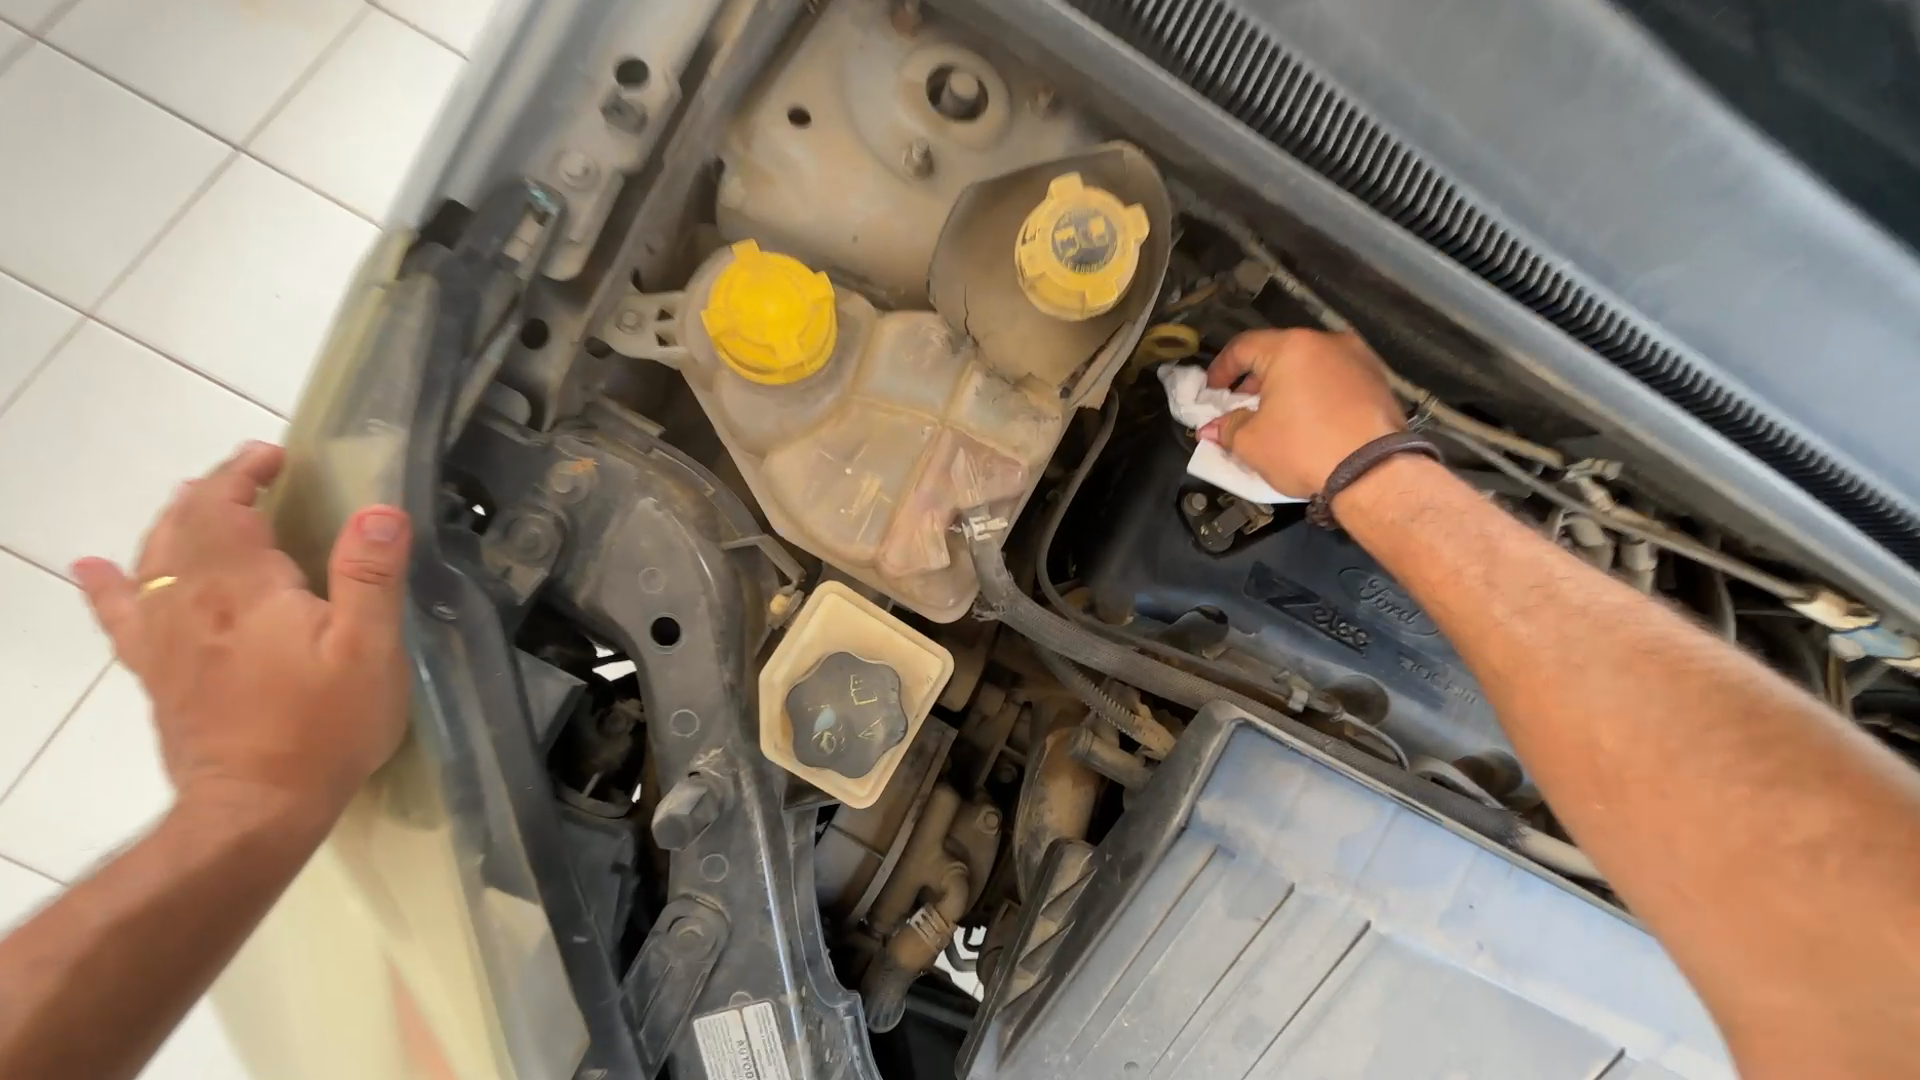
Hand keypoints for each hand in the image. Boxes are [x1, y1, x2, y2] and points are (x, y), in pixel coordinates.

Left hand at [71, 442, 413, 826]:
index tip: (276, 456)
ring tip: (197, 502)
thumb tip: (378, 511)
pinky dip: (108, 585)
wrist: (257, 806)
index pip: (224, 509)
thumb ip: (370, 577)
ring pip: (152, 560)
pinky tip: (96, 569)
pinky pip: (119, 615)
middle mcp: (188, 603)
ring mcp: (163, 638)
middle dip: (213, 490)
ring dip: (173, 522)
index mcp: (242, 590)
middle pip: (183, 527)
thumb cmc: (326, 724)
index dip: (244, 474)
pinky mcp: (157, 671)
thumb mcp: (370, 648)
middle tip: (254, 474)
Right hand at [1198, 328, 1406, 496]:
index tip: (1212, 390)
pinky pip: (1335, 380)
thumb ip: (1228, 428)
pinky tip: (1309, 421)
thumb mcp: (1251, 443)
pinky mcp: (1379, 381)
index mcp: (1290, 348)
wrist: (1374, 472)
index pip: (1243, 346)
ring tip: (1276, 415)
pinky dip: (1316, 393)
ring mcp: (1358, 359)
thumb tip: (1212, 428)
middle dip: (1256, 379)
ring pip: (1310, 365)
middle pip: (1280, 352)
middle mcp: (1327, 343)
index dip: (1221, 368)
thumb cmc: (1304, 449)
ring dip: (1288, 385)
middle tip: (1242, 405)